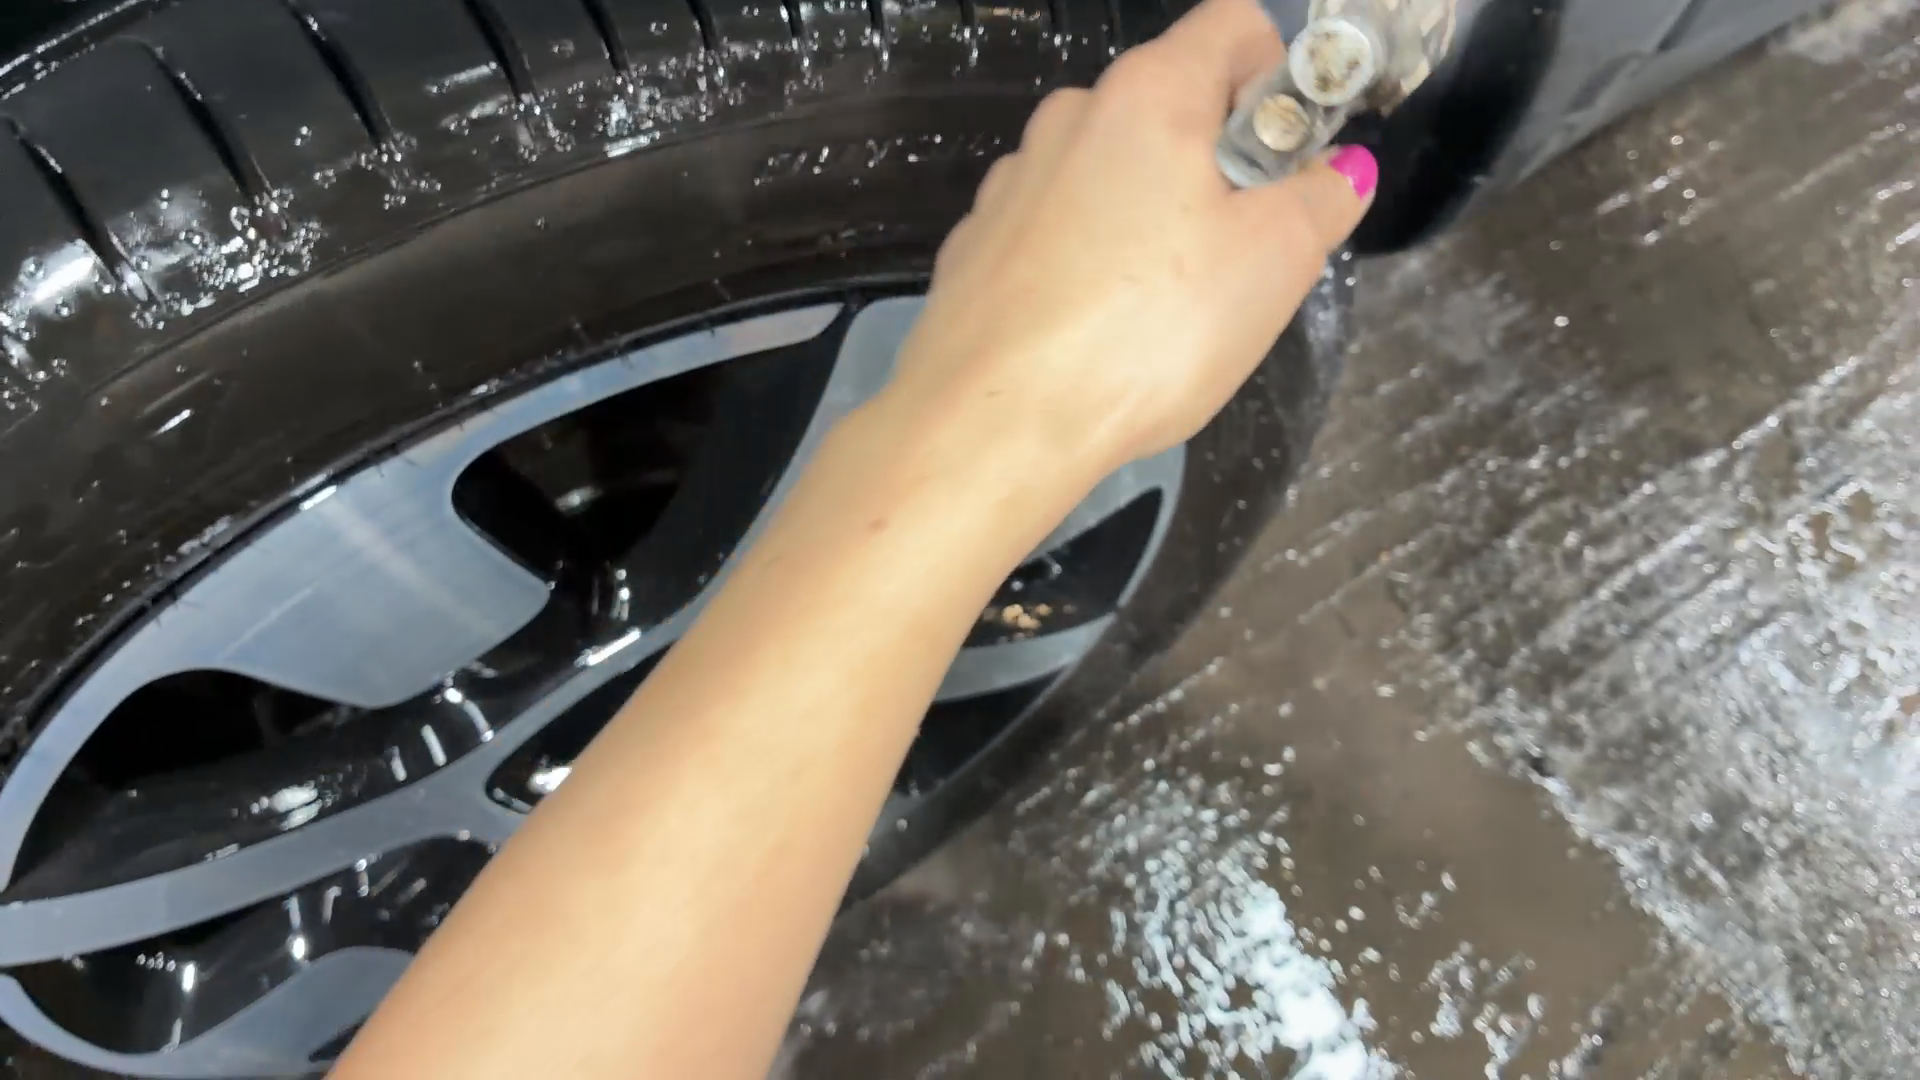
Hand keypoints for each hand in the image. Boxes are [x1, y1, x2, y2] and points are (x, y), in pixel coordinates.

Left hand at [882, 0, 1377, 492]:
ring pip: (1096, 182)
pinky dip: (1074, 266)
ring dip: (1137, 222)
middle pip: (1159, 112)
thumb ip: (1321, 201)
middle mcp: (1062, 124)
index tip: (1288, 156)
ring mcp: (1005, 192)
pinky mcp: (970, 257)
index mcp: (1144, 96)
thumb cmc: (1146, 335)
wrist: (994, 425)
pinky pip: (1044, 240)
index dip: (1280, 74)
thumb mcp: (1273, 266)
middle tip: (1225, 257)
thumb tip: (1339, 171)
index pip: (1232, 27)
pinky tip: (1079, 333)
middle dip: (1207, 168)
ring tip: (1145, 312)